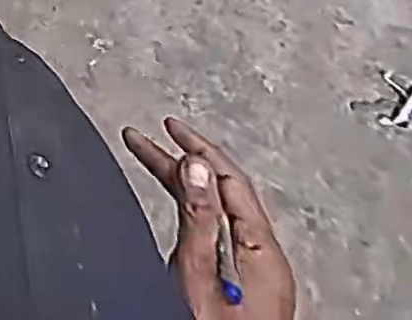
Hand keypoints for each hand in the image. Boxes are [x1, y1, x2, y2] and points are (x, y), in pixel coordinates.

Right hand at [124, 117, 295, 319]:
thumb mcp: (199, 274)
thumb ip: (199, 217)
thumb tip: (196, 163)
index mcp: (261, 250)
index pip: (228, 178)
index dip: (197, 146)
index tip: (169, 126)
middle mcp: (262, 257)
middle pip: (221, 191)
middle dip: (182, 159)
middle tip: (148, 137)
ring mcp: (255, 272)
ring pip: (216, 208)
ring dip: (183, 181)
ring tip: (150, 158)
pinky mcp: (243, 285)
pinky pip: (216, 228)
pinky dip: (191, 206)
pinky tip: (177, 202)